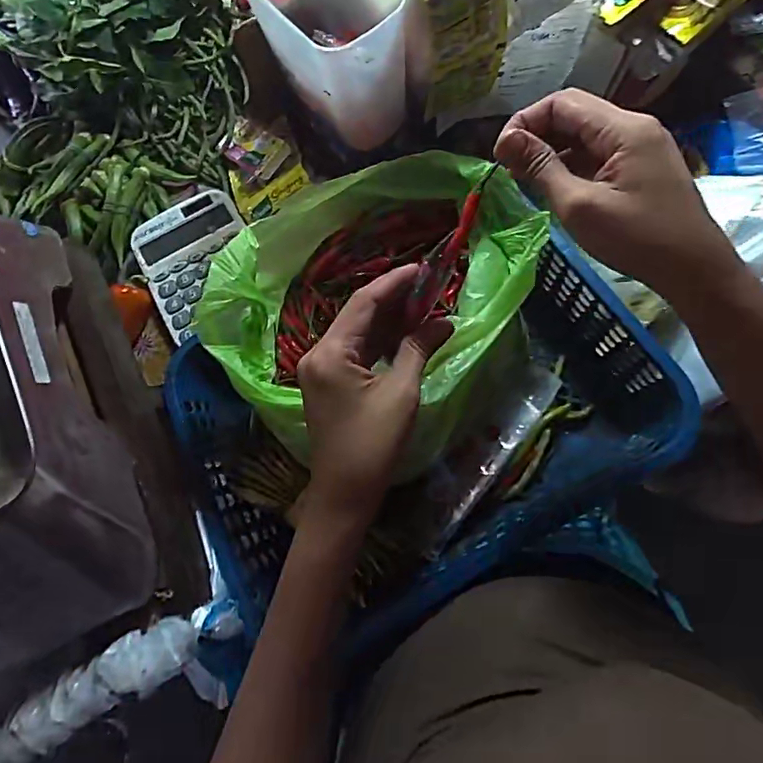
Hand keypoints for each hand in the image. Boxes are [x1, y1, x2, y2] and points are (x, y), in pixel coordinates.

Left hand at [295, 265, 453, 527]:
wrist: (344, 495)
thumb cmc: (373, 445)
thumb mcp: (401, 393)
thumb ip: (418, 349)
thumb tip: (444, 321)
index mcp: (330, 352)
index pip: (363, 303)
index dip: (394, 282)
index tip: (422, 267)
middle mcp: (318, 353)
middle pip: (359, 314)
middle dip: (394, 299)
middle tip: (429, 285)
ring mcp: (321, 368)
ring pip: (359, 331)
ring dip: (390, 319)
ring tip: (425, 304)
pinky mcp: (329, 382)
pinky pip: (357, 350)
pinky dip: (382, 340)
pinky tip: (408, 332)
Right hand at [494, 89, 736, 292]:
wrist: (697, 272)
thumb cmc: (638, 240)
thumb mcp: (579, 206)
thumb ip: (541, 167)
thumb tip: (506, 140)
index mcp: (624, 129)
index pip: (562, 103)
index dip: (525, 121)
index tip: (502, 154)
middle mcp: (635, 127)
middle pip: (574, 114)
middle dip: (537, 135)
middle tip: (512, 168)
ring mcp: (643, 146)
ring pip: (585, 134)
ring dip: (554, 151)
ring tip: (529, 180)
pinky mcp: (644, 165)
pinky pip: (600, 153)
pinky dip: (574, 164)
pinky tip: (558, 187)